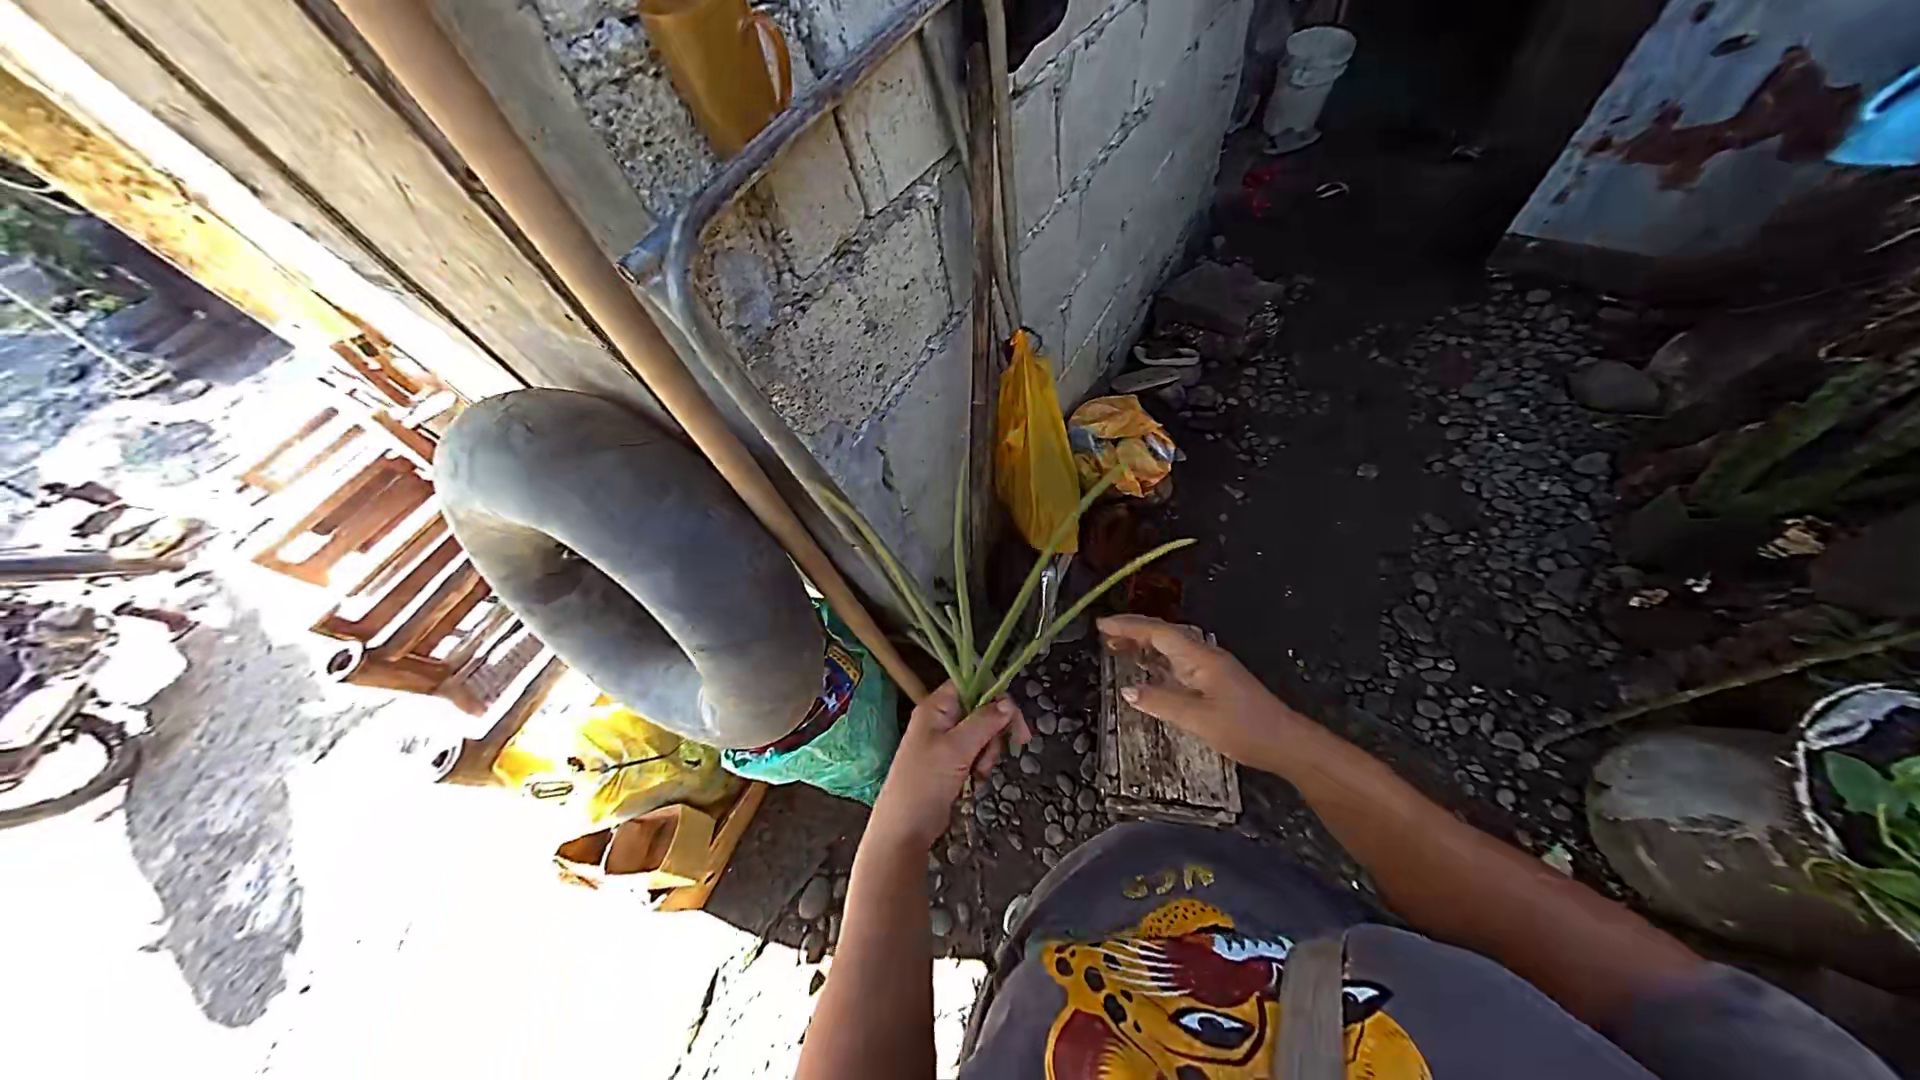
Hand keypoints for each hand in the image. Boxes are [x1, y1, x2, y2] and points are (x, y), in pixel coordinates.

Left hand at [867, 682, 1028, 850]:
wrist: (905, 827)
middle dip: (993, 733)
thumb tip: (1009, 702)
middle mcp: (942, 719)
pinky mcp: (952, 762)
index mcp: (936, 706)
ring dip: (988, 754)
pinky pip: (978, 754)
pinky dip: (981, 767)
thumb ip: (984, 722)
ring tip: (976, 773)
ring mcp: (947, 741)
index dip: (994, 695)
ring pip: (984, 735)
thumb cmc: (925, 781)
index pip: (971, 684)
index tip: (1014, 718)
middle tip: (993, 754)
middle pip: (982, 710)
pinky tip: (973, 782)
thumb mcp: (956, 748)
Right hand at [1097, 615, 1312, 773]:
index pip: (1158, 633)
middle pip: (1163, 634)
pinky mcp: (1214, 680)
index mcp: (1200, 658)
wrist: (1287, 742)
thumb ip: (1161, 702)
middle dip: (1132, 631)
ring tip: (1117, 646)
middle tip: (1104, 634)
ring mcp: (1211, 667)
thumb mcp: (1198, 719)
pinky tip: (1146, 668)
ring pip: (1170, 647)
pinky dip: (1156, 659)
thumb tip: (1128, 691)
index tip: (1102, 624)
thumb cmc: (1245, 729)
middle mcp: (1205, 656)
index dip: (1128, 627)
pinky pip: (1177, 661)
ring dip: (1143, 644)